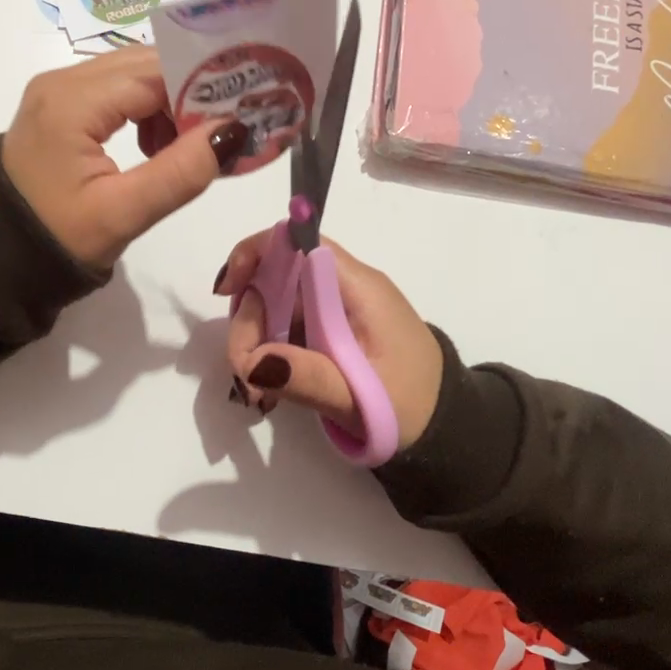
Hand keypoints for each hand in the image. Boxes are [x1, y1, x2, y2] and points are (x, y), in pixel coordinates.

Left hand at [3, 47, 248, 267]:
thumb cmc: (58, 239)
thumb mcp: (123, 213)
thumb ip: (180, 172)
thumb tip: (235, 129)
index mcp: (70, 102)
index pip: (154, 73)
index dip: (204, 87)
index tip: (247, 109)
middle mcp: (60, 82)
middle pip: (144, 65)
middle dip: (190, 92)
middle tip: (230, 127)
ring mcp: (55, 91)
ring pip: (131, 75)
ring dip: (168, 102)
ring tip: (186, 148)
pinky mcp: (57, 106)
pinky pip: (113, 91)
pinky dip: (144, 108)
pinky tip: (155, 146)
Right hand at [219, 231, 442, 451]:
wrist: (445, 426)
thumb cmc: (411, 405)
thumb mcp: (358, 399)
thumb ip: (306, 379)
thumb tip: (250, 362)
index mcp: (355, 288)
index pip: (297, 242)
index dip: (254, 254)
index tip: (225, 293)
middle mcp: (340, 288)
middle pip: (274, 279)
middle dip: (248, 321)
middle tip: (246, 375)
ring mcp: (332, 308)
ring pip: (272, 305)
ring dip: (253, 342)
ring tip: (258, 392)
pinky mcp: (326, 329)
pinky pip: (283, 325)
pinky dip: (267, 353)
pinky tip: (268, 386)